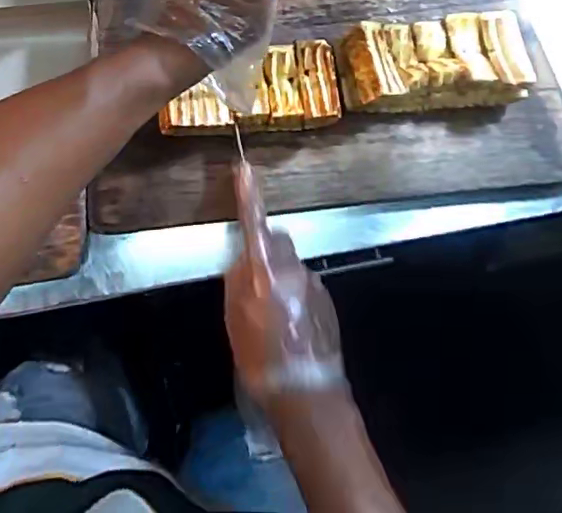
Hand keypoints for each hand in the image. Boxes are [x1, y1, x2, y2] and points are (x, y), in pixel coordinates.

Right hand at [225, 163, 346, 406]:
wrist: (307, 394)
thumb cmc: (261, 358)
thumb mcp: (234, 320)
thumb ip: (237, 281)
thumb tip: (243, 260)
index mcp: (264, 271)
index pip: (253, 222)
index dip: (247, 194)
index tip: (244, 168)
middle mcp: (292, 268)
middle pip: (278, 241)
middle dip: (267, 250)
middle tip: (254, 279)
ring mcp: (313, 283)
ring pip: (291, 265)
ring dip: (281, 277)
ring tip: (273, 314)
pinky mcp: (327, 298)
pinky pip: (304, 284)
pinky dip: (295, 295)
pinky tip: (290, 325)